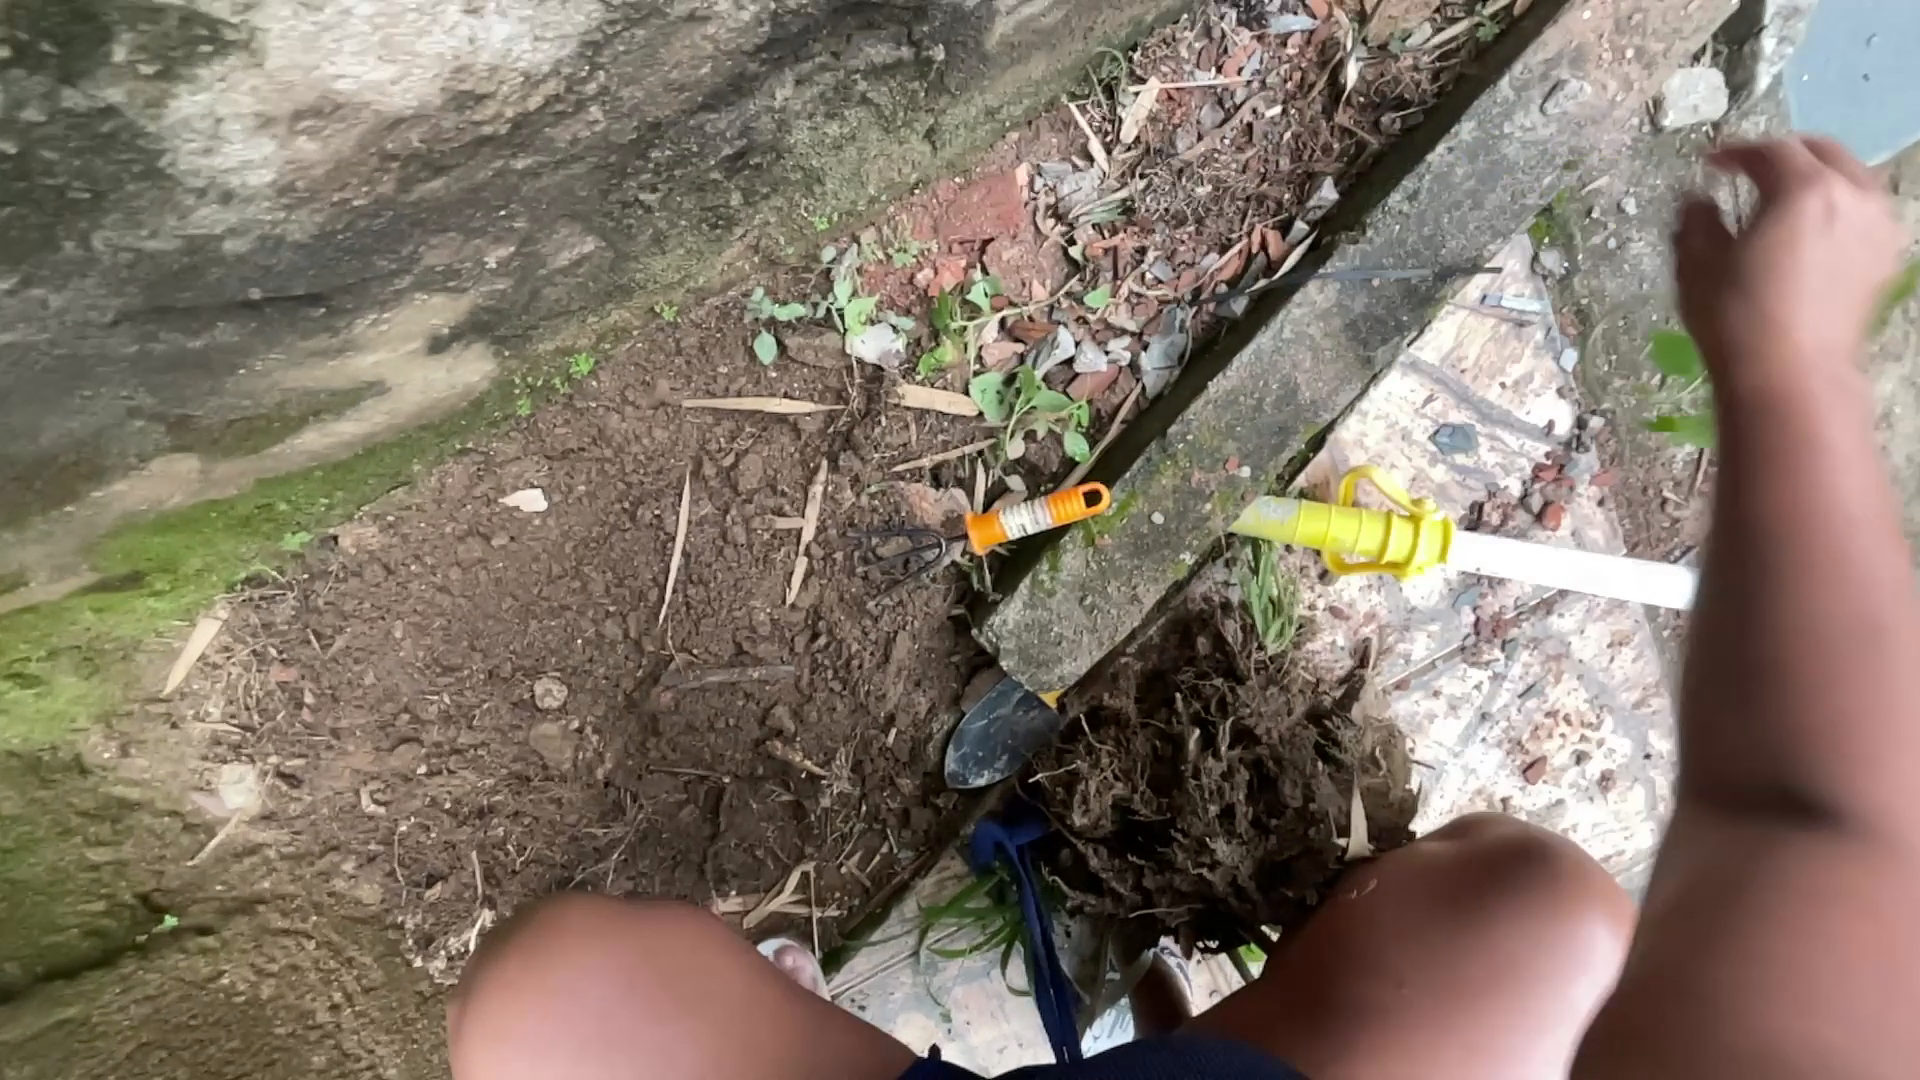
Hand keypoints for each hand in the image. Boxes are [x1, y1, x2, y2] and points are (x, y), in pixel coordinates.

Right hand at [1674, 137, 1906, 388]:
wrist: (1789, 368)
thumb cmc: (1732, 318)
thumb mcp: (1696, 269)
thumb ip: (1697, 224)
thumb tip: (1696, 200)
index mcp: (1802, 193)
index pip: (1771, 152)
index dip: (1736, 152)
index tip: (1709, 162)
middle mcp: (1852, 194)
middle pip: (1823, 152)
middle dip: (1782, 154)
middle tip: (1746, 169)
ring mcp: (1878, 221)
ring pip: (1849, 177)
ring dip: (1812, 178)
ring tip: (1776, 200)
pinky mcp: (1885, 250)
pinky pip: (1861, 209)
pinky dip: (1831, 206)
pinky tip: (1804, 231)